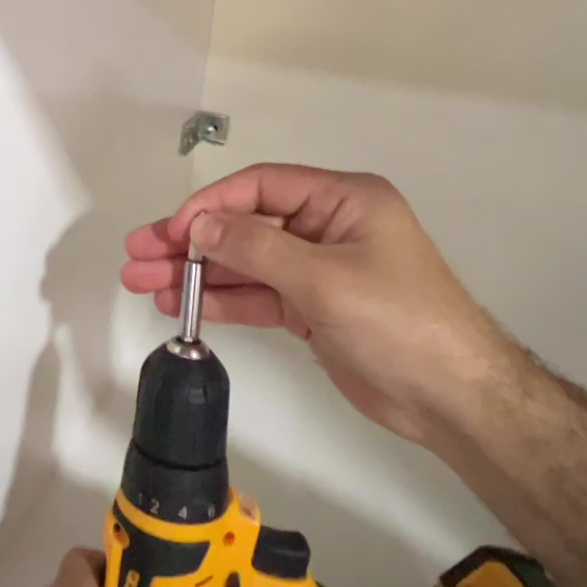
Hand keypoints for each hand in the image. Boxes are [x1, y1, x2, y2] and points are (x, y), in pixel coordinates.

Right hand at [121, 164, 518, 442]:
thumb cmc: (398, 321)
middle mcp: (325, 227)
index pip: (260, 187)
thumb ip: (256, 248)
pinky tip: (181, 305)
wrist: (451, 399)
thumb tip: (197, 226)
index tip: (171, 231)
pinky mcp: (311, 308)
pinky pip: (256, 296)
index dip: (210, 205)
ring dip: (196, 274)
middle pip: (244, 225)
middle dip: (189, 241)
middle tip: (135, 254)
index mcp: (341, 200)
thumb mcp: (324, 278)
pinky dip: (221, 300)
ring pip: (244, 263)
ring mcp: (316, 269)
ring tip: (141, 282)